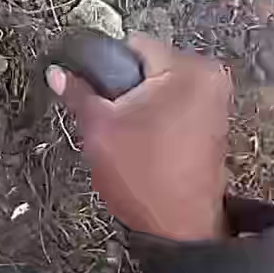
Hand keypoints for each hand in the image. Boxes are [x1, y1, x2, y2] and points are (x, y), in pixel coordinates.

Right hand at [47, 33, 231, 241]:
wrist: (178, 227)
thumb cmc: (144, 178)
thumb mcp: (99, 128)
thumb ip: (78, 93)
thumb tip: (58, 73)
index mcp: (188, 69)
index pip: (132, 45)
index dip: (105, 68)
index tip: (92, 91)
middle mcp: (210, 78)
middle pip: (147, 65)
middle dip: (123, 88)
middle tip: (110, 120)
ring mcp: (215, 102)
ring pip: (158, 87)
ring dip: (138, 103)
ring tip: (127, 135)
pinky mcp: (212, 123)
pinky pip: (173, 104)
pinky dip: (156, 117)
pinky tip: (144, 142)